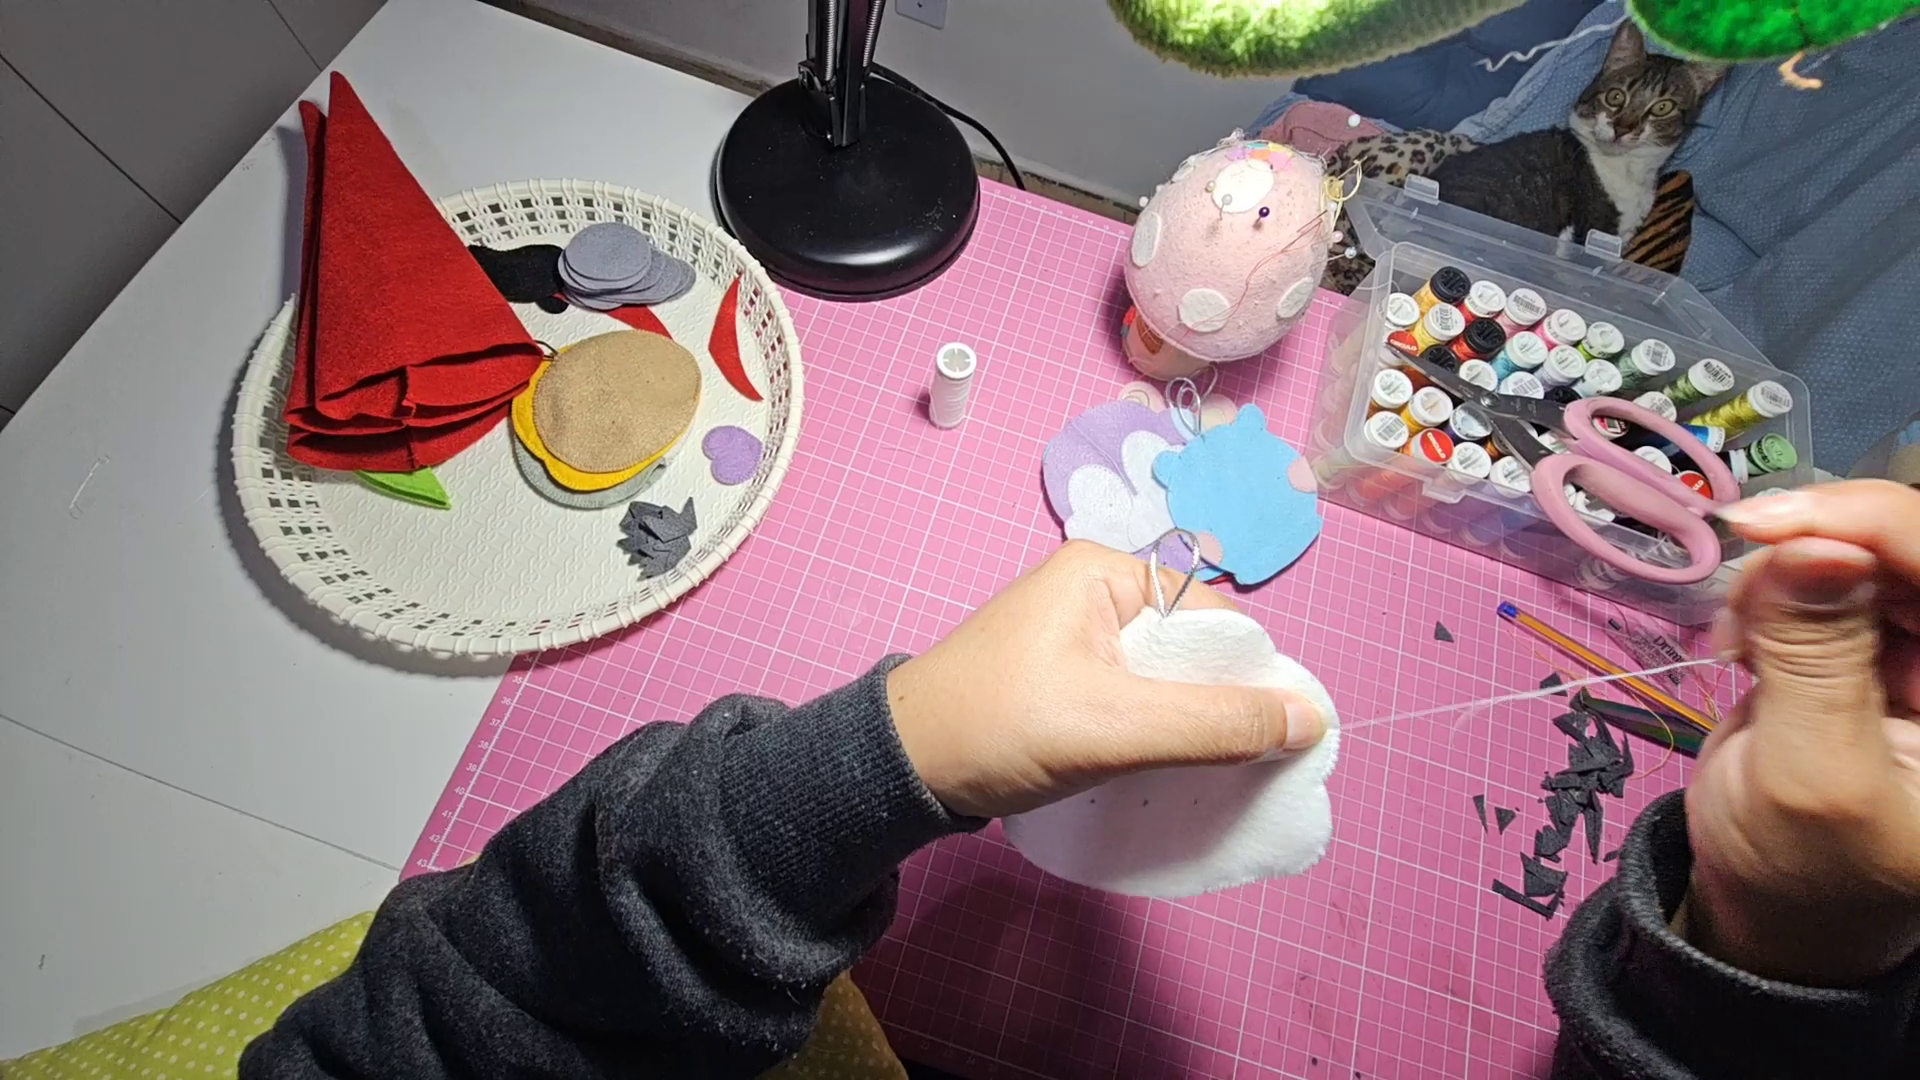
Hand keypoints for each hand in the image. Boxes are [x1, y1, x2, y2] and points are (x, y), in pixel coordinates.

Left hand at [887, 540, 1326, 818]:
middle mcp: (1089, 591)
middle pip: (1186, 645)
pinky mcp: (1060, 673)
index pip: (1208, 616)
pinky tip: (1162, 764)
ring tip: (1204, 770)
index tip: (1276, 735)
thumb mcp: (1116, 726)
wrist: (905, 766)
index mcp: (1101, 573)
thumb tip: (1309, 717)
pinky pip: (1128, 694)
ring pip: (1158, 675)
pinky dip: (1150, 727)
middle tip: (1244, 763)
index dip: (1249, 672)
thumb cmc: (1002, 727)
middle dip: (1217, 701)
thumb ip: (1213, 723)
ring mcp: (1072, 633)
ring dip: (1184, 720)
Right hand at [1681, 480, 1919, 985]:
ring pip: (1863, 561)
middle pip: (1914, 554)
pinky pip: (1826, 587)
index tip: (1758, 525)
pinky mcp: (1879, 653)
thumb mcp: (1805, 769)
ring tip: (1737, 648)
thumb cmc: (1802, 857)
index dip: (1874, 526)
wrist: (1776, 897)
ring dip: (1779, 585)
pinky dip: (1768, 602)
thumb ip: (1813, 660)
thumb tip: (1808, 545)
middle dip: (1813, 557)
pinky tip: (1747, 648)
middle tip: (1734, 605)